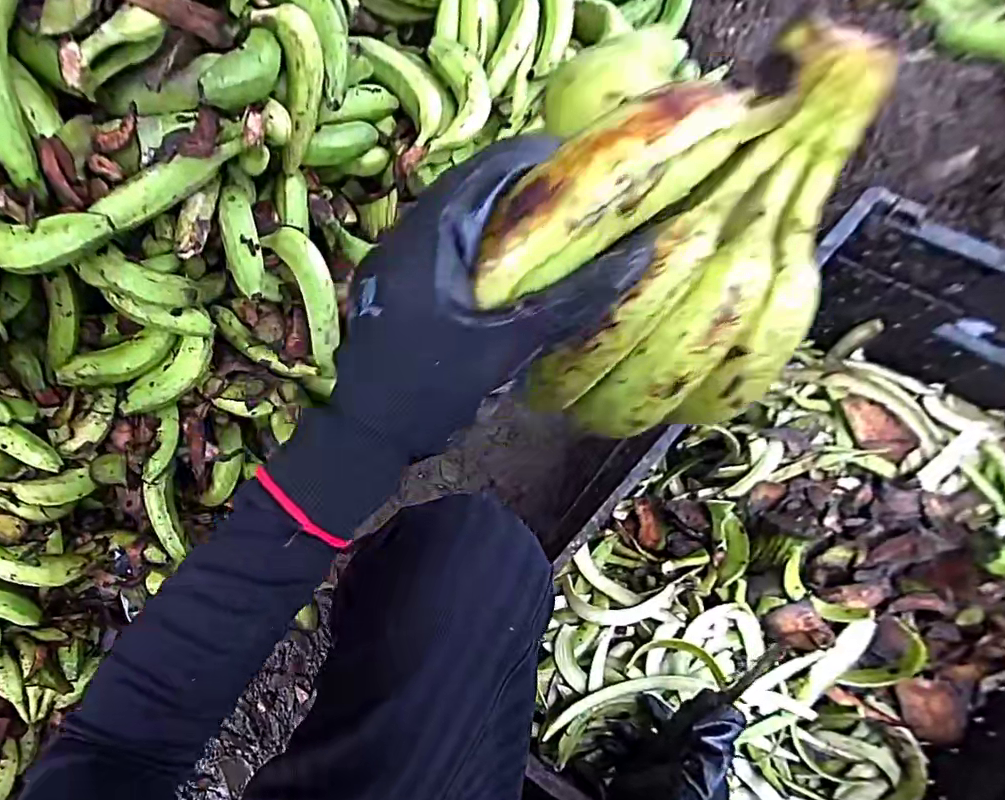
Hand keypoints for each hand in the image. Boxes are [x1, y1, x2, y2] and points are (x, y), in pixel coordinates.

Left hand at [333, 136, 657, 461]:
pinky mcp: (391, 292)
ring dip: (499, 226)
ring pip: (455, 225)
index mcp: (425, 236)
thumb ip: (566, 303)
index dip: (541, 157)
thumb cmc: (429, 390)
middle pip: (472, 192)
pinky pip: (441, 255)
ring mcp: (391, 266)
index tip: (587, 166)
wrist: (366, 437)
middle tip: (576, 205)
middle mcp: (402, 238)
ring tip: (548, 237)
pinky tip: (504, 279)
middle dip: (525, 195)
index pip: (488, 166)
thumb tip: (638, 255)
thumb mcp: (502, 348)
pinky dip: (476, 255)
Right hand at [575, 690, 752, 799]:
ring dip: (620, 730)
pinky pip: (612, 757)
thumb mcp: (707, 765)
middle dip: (640, 714)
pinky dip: (605, 748)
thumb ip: (714, 737)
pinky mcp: (625, 781)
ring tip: (612, 726)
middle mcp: (669, 756)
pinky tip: (602, 745)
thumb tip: (732, 706)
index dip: (670, 707)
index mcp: (690, 750)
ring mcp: (646, 768)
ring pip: (631, 740)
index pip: (683, 721)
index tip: (655, 691)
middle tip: (627, 701)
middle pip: (654, 728)